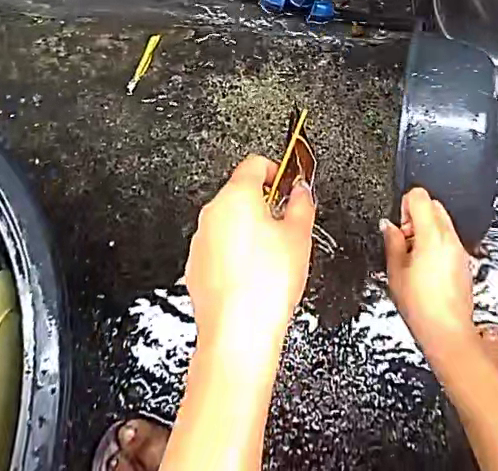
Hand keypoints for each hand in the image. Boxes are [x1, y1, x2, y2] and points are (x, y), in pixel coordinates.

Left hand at [184, 155, 314, 350]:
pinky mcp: (195, 267)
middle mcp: (213, 214)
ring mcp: (201, 241)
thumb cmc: (266, 285)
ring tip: (273, 252)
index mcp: (237, 196)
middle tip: (287, 220)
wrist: (238, 334)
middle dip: (265, 202)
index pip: (255, 163)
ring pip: (229, 221)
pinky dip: (235, 251)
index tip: (288, 182)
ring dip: (250, 227)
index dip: (277, 169)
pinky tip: (255, 272)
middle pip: (241, 192)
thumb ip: (302, 202)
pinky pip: (219, 247)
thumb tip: (301, 191)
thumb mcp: (300, 234)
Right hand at [382, 186, 475, 353]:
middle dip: (416, 216)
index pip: (420, 196)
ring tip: (414, 257)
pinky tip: (426, 268)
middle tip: (405, 241)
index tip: (400, 225)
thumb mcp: (395, 272)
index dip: (405, 205)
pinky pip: (449, 238)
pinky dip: (437, 242)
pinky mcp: (464, 259)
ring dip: (427, 229)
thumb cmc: (421, 306)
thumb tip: (389, 226)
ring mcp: (459, 248)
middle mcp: (449, 237)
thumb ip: (392, 242)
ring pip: (442, 221)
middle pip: (433, 204)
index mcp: (432, 235)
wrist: (448, 331)